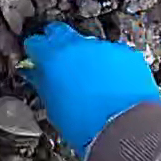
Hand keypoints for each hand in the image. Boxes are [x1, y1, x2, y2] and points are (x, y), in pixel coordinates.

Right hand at [22, 22, 160, 157]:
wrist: (124, 128)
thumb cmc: (85, 125)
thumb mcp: (53, 106)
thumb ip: (43, 83)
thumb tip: (37, 74)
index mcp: (54, 58)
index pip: (36, 42)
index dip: (35, 49)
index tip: (36, 55)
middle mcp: (78, 46)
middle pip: (61, 32)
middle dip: (57, 40)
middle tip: (58, 58)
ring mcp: (103, 47)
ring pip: (88, 44)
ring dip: (86, 55)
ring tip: (89, 79)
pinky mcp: (125, 53)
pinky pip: (112, 52)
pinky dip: (109, 63)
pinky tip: (110, 81)